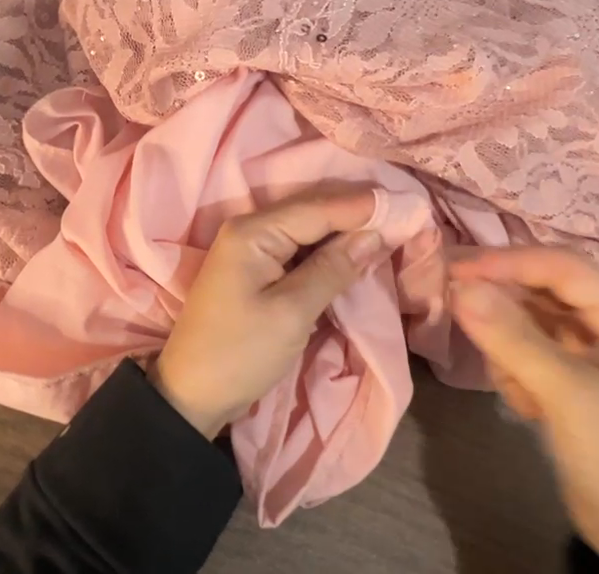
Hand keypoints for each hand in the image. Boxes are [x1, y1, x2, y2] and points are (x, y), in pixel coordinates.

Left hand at [151, 191, 389, 439]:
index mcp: (253, 231)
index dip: (363, 206)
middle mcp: (249, 228)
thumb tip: (374, 234)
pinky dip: (327, 248)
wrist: (190, 394)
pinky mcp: (255, 269)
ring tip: (389, 225)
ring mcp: (250, 248)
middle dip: (356, 212)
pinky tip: (354, 250)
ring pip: (307, 228)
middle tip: (404, 212)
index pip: (317, 208)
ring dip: (344, 229)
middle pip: (311, 211)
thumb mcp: (292, 313)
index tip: (408, 205)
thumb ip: (332, 269)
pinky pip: (297, 247)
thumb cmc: (240, 353)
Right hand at [448, 248, 598, 573]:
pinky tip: (524, 407)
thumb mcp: (570, 397)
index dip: (507, 262)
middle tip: (454, 308)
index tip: (454, 272)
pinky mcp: (583, 394)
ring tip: (511, 385)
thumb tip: (460, 288)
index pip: (562, 267)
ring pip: (535, 327)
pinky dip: (520, 373)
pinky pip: (537, 360)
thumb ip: (514, 339)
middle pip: (545, 293)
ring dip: (511, 346)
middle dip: (502, 303)